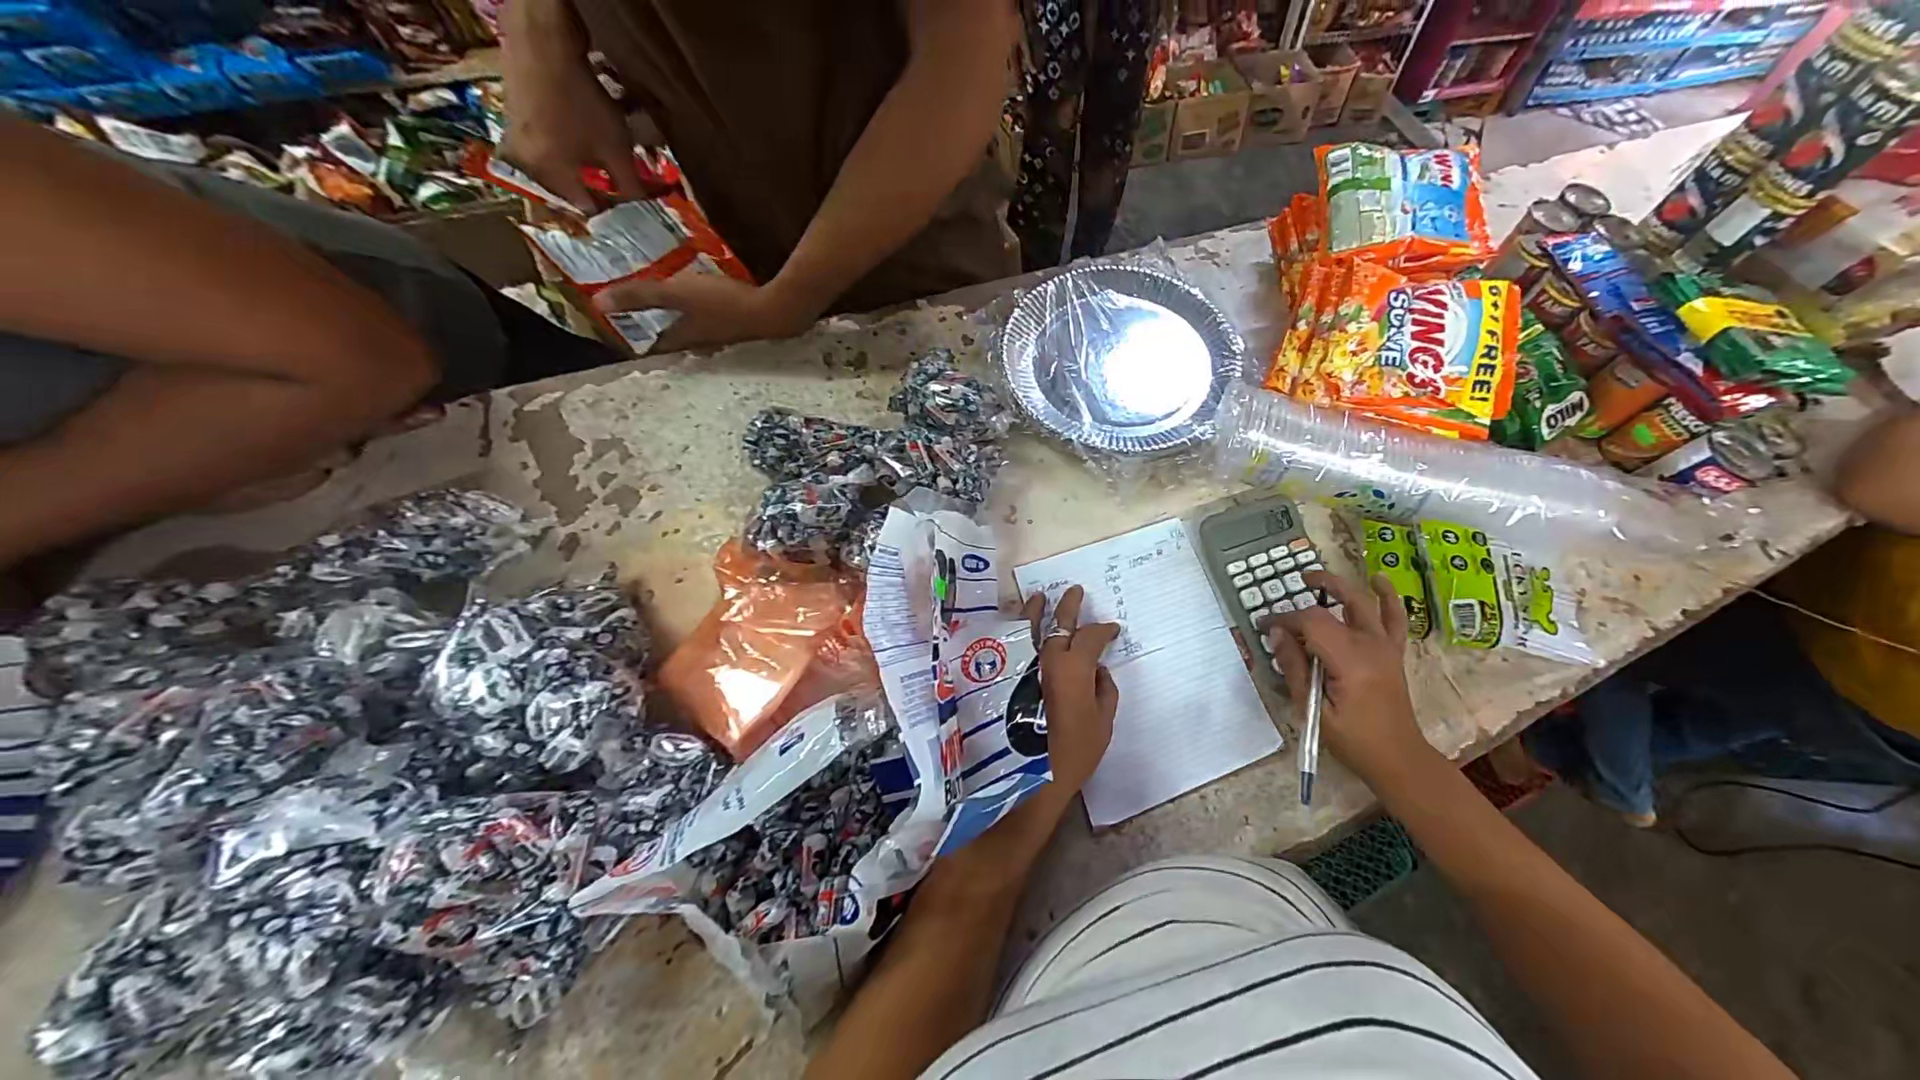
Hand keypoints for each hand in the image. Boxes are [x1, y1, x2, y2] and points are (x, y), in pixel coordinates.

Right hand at [497, 4, 640, 211]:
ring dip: (587, 163)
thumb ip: (629, 184)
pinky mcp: (516, 110)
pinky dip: (571, 142)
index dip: (613, 209)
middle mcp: (526, 160)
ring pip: (562, 162)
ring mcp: (517, 134)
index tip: (631, 207)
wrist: (542, 41)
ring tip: (609, 158)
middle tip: (622, 183)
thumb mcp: (615, 150)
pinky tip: (587, 133)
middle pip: (572, 185)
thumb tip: (641, 206)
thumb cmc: (581, 102)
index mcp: (549, 175)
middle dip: (599, 185)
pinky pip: (551, 139)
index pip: (586, 207)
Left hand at [592, 273, 820, 353]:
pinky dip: (704, 321)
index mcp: (684, 338)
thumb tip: (597, 304)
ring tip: (673, 319)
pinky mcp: (740, 329)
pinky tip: (707, 312)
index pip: (654, 345)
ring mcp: (723, 338)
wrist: (774, 312)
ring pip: (695, 336)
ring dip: (683, 330)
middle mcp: (702, 344)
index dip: (637, 342)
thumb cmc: (723, 303)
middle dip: (661, 336)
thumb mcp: (677, 294)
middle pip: (676, 343)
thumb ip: (641, 296)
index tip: (623, 340)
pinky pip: (714, 327)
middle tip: (645, 326)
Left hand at [1021, 585, 1119, 796]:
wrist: (1030, 777)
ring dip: (1035, 610)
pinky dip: (1013, 632)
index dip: (1104, 630)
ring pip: (1026, 626)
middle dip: (1069, 605)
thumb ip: (1105, 690)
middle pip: (1058, 622)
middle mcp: (1045, 657)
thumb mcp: (1102, 722)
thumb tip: (1098, 670)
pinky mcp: (1003, 677)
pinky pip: (1007, 645)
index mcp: (1074, 666)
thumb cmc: (1073, 752)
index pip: (1091, 636)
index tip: (1112, 629)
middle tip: (1076, 591)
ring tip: (1039, 598)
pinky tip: (1014, 627)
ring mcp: (1020, 665)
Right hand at [1262, 571, 1436, 786]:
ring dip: (1342, 586)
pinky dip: (1388, 597)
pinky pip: (1394, 618)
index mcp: (1350, 660)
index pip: (1312, 622)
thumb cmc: (1353, 740)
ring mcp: (1386, 647)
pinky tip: (1378, 580)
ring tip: (1318, 579)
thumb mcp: (1313, 709)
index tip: (1263, 626)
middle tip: (1288, 589)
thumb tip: (1277, 634)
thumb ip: (1295, 668)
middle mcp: (1371, 646)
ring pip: (1365, 603)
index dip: (1284, 619)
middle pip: (1337, 606)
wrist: (1398, 758)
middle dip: (1311, 592)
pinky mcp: (1393, 652)